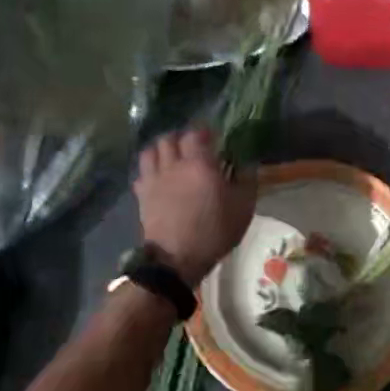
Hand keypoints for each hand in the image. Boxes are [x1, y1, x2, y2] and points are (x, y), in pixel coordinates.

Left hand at [134, 127, 256, 285]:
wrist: (176, 258)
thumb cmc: (214, 232)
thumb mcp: (243, 208)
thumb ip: (247, 181)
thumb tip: (247, 164)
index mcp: (199, 164)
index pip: (196, 134)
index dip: (204, 132)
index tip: (213, 138)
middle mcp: (173, 165)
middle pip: (169, 138)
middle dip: (180, 138)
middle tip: (192, 147)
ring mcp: (153, 179)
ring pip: (151, 151)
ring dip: (161, 149)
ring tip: (171, 158)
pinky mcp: (142, 195)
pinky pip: (142, 173)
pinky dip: (150, 170)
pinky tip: (158, 178)